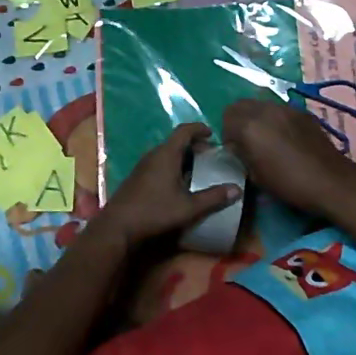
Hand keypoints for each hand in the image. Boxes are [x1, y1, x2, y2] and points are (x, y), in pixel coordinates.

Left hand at [89, 123, 239, 252]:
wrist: (118, 226)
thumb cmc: (154, 211)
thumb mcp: (188, 207)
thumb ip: (213, 197)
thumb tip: (237, 189)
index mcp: (166, 154)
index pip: (184, 131)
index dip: (199, 128)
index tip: (212, 134)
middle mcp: (153, 154)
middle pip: (176, 141)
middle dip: (194, 145)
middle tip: (210, 156)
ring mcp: (143, 165)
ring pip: (167, 153)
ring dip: (183, 157)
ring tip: (198, 169)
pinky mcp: (138, 177)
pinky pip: (159, 163)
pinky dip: (173, 165)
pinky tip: (179, 183)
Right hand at [222, 98, 355, 215]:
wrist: (331, 181)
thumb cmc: (289, 184)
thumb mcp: (256, 176)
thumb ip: (242, 154)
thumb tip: (237, 146)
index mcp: (250, 126)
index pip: (226, 117)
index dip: (227, 134)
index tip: (235, 149)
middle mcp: (266, 110)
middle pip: (241, 104)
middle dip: (239, 120)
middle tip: (246, 140)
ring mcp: (286, 108)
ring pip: (261, 103)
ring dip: (257, 117)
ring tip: (266, 138)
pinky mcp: (302, 112)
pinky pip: (280, 109)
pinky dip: (275, 118)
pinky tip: (285, 137)